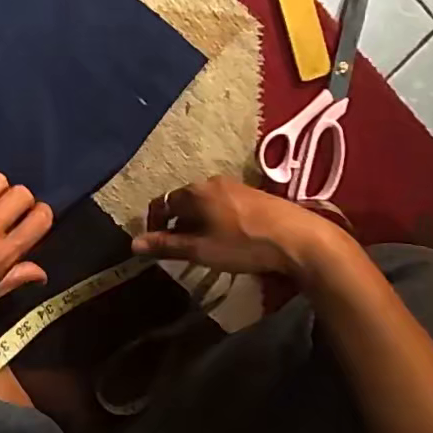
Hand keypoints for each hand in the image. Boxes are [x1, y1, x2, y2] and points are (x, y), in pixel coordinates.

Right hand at [130, 176, 341, 277]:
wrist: (299, 238)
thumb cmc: (244, 244)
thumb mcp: (201, 250)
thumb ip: (167, 246)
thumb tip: (133, 245)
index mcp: (195, 192)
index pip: (162, 202)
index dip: (154, 223)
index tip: (155, 244)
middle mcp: (212, 182)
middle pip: (183, 200)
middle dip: (176, 223)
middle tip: (180, 247)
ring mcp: (235, 185)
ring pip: (204, 202)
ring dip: (196, 221)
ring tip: (203, 245)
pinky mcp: (253, 194)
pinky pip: (222, 202)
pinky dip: (215, 218)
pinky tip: (227, 237)